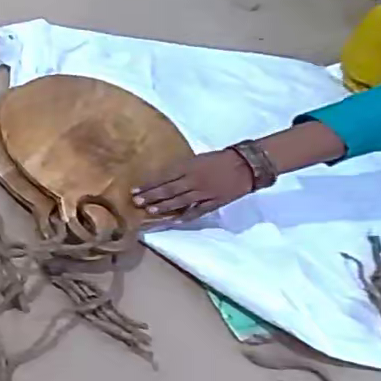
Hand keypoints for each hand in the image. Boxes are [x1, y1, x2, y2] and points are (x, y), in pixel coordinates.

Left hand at [132, 148, 255, 220]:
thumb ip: (181, 169)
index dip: (148, 184)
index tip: (133, 190)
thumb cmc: (219, 159)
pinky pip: (198, 211)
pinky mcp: (214, 202)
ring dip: (164, 207)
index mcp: (190, 167)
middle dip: (151, 196)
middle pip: (169, 189)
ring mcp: (205, 193)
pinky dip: (186, 216)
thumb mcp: (197, 159)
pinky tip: (174, 221)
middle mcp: (194, 180)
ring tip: (150, 211)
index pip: (164, 177)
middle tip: (136, 202)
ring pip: (180, 201)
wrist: (247, 164)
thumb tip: (161, 179)